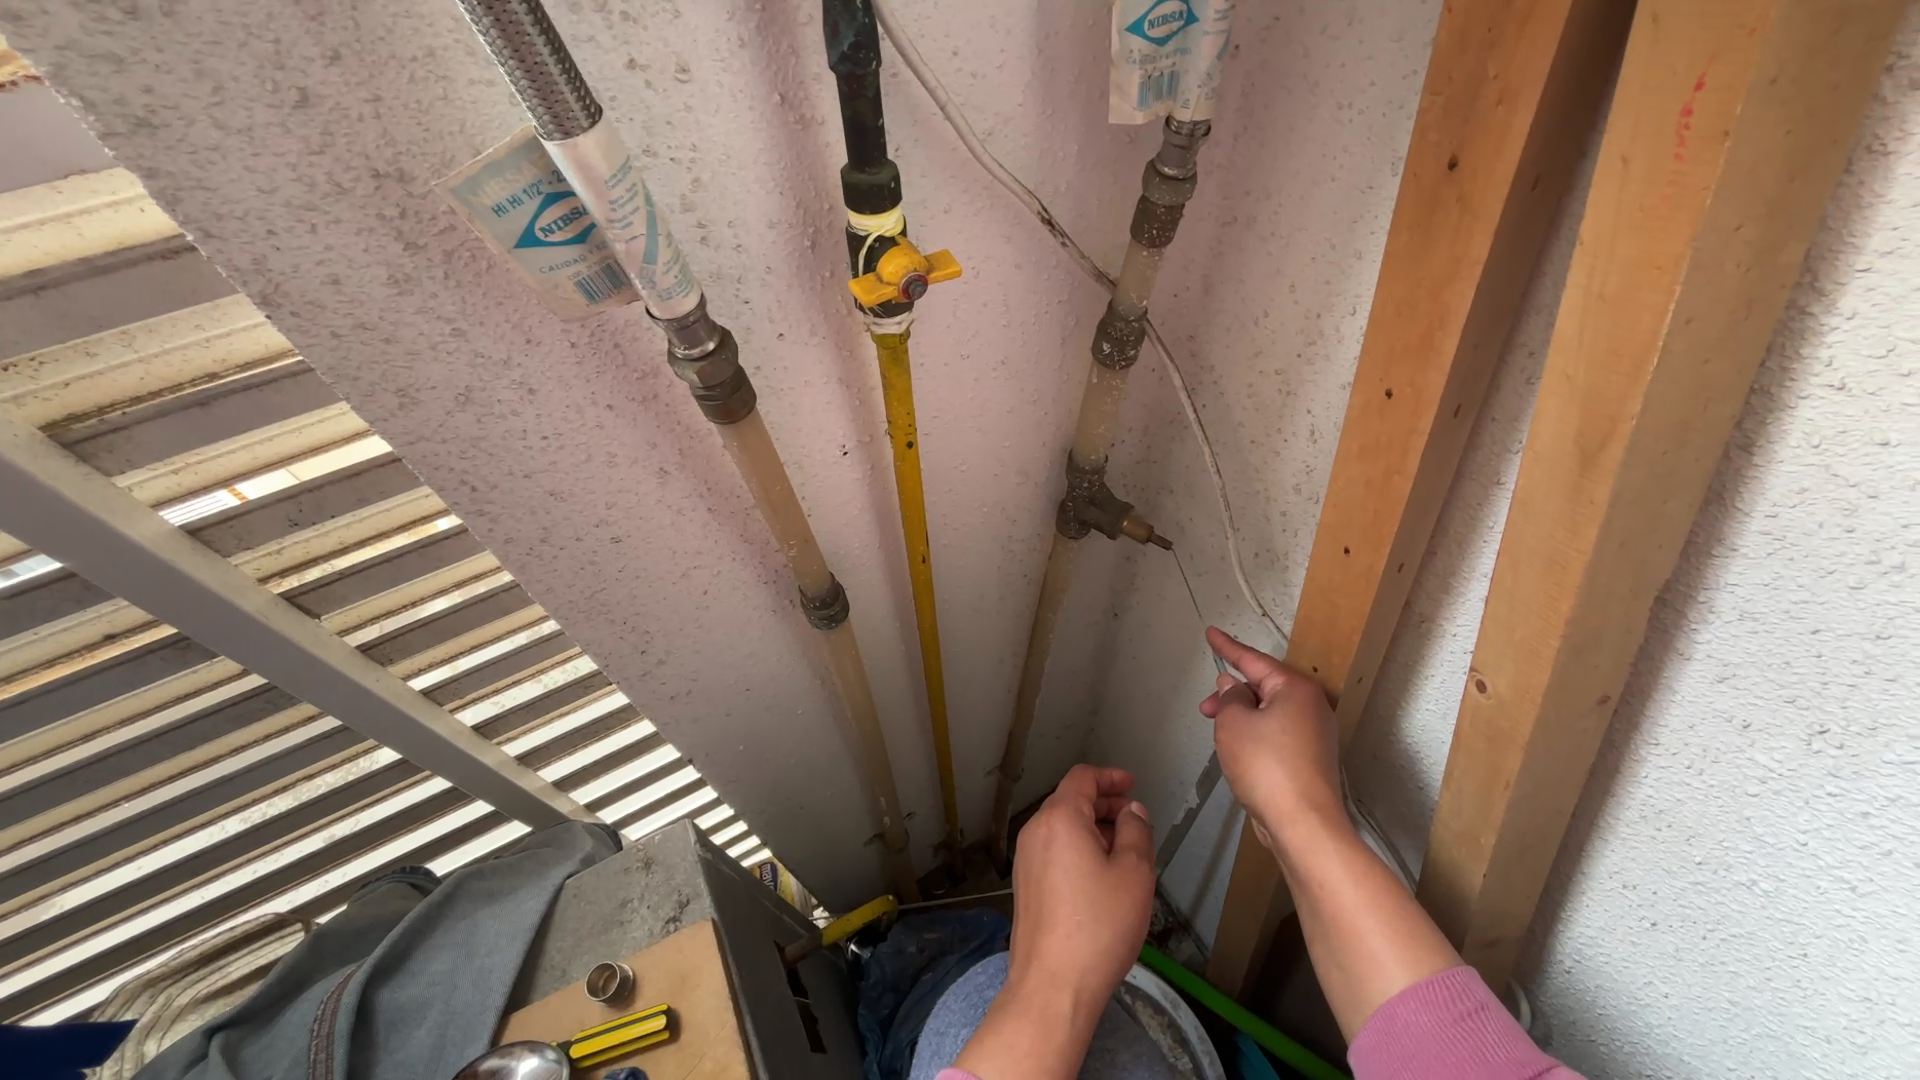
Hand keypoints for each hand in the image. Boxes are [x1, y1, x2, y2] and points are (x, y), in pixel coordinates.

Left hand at [956, 766, 1152, 1079]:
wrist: (1053, 984)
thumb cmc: (1098, 926)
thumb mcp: (1134, 874)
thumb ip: (1137, 832)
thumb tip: (1132, 812)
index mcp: (1059, 819)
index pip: (1082, 778)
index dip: (1110, 777)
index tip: (1132, 784)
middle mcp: (1035, 832)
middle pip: (1069, 801)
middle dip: (1103, 804)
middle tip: (1134, 818)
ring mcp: (1025, 860)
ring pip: (1061, 828)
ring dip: (1091, 828)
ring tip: (1124, 848)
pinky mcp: (1025, 886)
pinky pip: (1053, 851)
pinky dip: (1077, 848)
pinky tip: (1100, 875)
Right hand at [1199, 627, 1347, 854]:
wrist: (1303, 823)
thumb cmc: (1266, 767)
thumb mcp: (1233, 723)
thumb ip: (1229, 698)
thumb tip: (1233, 687)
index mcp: (1295, 689)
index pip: (1253, 660)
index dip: (1227, 647)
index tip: (1211, 633)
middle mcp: (1311, 706)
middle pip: (1264, 687)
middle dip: (1232, 694)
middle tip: (1206, 707)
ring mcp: (1315, 734)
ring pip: (1269, 712)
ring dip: (1242, 717)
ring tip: (1220, 732)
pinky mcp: (1311, 758)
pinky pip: (1277, 733)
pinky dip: (1255, 734)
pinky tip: (1240, 750)